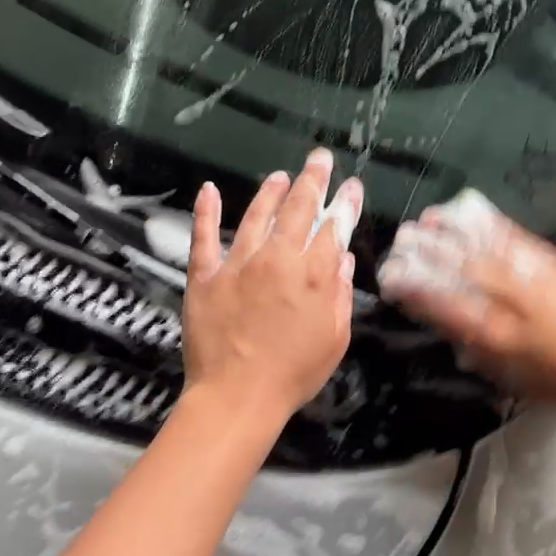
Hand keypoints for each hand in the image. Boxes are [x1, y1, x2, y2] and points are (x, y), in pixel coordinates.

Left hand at [180, 149, 362, 421]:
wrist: (236, 397)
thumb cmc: (293, 374)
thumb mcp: (333, 338)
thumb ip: (338, 294)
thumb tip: (342, 258)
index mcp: (311, 276)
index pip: (333, 228)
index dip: (344, 204)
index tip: (351, 185)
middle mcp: (276, 259)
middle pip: (298, 210)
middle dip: (312, 180)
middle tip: (319, 159)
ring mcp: (237, 264)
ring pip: (255, 216)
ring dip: (270, 192)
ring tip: (280, 175)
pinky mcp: (204, 276)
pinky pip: (204, 238)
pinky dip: (206, 212)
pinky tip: (208, 190)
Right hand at [378, 193, 555, 405]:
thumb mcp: (510, 378)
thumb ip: (475, 350)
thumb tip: (446, 324)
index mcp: (501, 338)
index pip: (450, 306)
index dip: (418, 289)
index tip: (395, 276)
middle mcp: (517, 304)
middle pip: (465, 270)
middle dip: (431, 251)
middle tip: (405, 237)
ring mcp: (539, 280)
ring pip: (490, 248)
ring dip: (457, 230)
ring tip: (431, 217)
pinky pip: (519, 239)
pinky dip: (492, 225)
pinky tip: (474, 213)